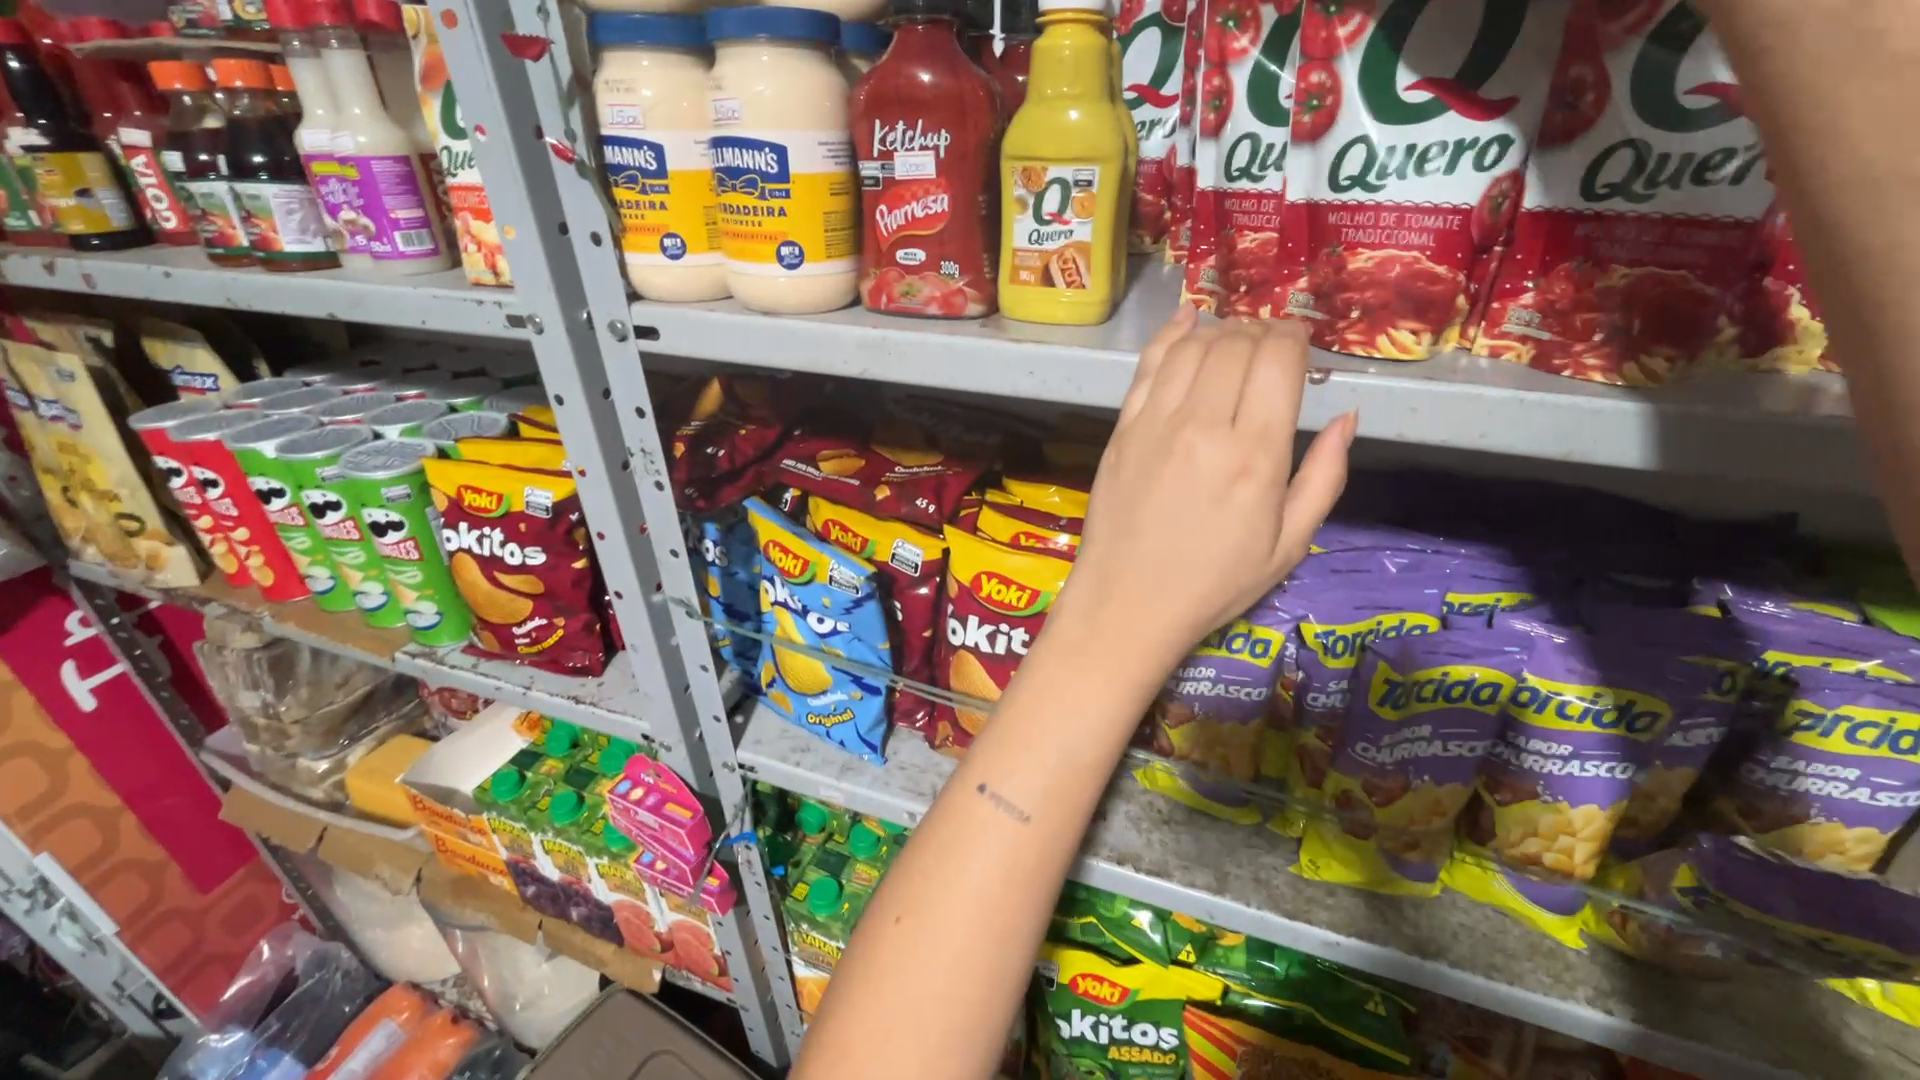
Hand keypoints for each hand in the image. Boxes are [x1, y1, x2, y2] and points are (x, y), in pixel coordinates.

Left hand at [1060, 307, 1355, 667]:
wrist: (1127, 603)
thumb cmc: (1215, 583)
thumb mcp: (1290, 545)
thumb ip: (1325, 477)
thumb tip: (1346, 415)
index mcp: (1256, 455)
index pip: (1278, 362)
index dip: (1295, 339)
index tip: (1302, 341)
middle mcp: (1205, 425)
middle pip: (1237, 345)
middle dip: (1263, 331)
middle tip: (1272, 341)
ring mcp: (1156, 423)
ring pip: (1193, 346)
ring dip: (1222, 330)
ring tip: (1237, 337)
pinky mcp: (1122, 428)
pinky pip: (1148, 365)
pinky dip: (1171, 335)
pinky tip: (1186, 321)